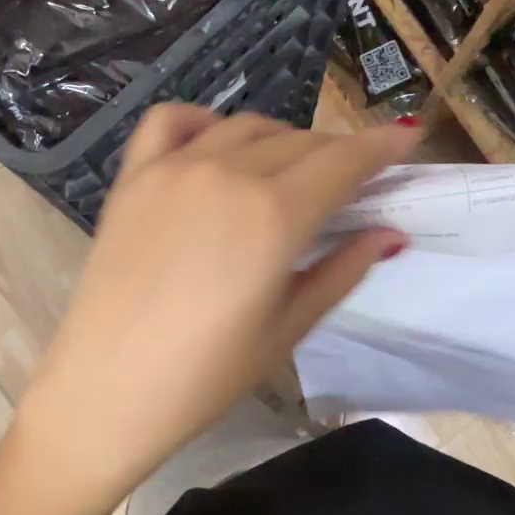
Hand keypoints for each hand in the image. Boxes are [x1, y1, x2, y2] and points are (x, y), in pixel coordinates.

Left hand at [13, 105, 417, 503]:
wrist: (108, 392)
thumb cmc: (207, 377)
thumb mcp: (288, 329)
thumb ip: (341, 271)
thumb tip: (391, 235)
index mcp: (274, 216)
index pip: (344, 161)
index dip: (381, 147)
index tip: (405, 141)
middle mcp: (227, 174)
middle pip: (300, 142)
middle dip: (336, 155)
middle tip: (352, 183)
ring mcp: (173, 169)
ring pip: (245, 127)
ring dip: (282, 142)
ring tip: (290, 176)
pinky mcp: (132, 178)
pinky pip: (173, 122)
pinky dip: (206, 123)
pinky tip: (219, 150)